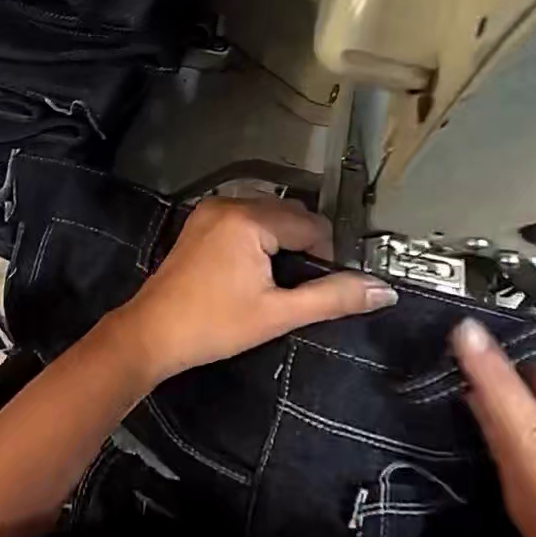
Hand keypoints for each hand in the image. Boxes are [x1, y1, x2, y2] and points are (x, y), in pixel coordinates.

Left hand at [102, 196, 396, 380]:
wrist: (151, 334)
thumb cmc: (214, 326)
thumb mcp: (278, 315)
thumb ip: (333, 298)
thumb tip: (384, 291)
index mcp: (250, 219)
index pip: (312, 224)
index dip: (325, 255)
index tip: (318, 288)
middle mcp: (231, 202)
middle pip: (292, 214)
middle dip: (304, 246)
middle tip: (298, 287)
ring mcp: (212, 208)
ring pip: (270, 213)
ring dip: (283, 240)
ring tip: (277, 280)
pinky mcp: (201, 220)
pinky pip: (247, 217)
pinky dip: (260, 236)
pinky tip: (254, 269)